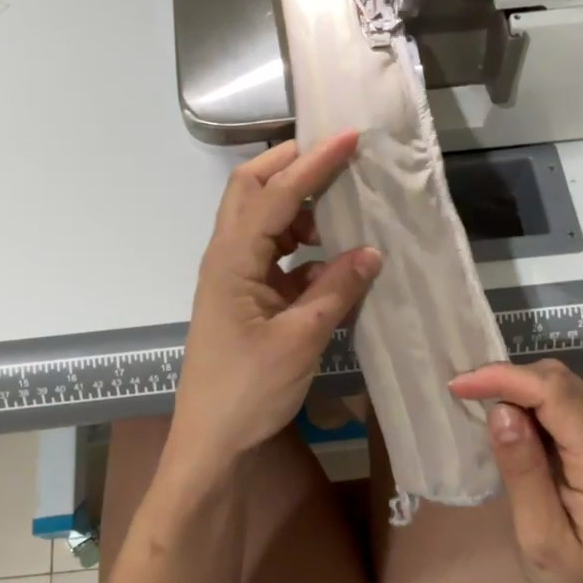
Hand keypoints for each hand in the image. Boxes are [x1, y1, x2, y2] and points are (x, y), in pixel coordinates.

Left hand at [171, 130, 383, 464]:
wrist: (211, 444)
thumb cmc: (248, 392)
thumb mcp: (300, 340)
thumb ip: (336, 290)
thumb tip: (371, 252)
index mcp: (231, 260)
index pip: (275, 195)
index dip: (313, 164)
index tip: (349, 138)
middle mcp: (226, 259)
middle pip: (250, 191)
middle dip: (290, 167)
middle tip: (336, 158)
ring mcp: (232, 279)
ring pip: (262, 222)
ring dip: (297, 208)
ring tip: (340, 211)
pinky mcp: (244, 299)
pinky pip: (273, 257)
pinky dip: (302, 249)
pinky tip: (333, 261)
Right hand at [449, 360, 582, 582]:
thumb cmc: (581, 581)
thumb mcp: (540, 539)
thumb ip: (523, 472)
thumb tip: (501, 412)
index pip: (555, 394)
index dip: (505, 379)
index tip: (458, 387)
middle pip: (560, 380)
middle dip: (508, 378)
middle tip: (464, 398)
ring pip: (562, 384)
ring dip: (518, 387)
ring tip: (480, 407)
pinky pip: (566, 401)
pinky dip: (532, 400)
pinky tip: (510, 422)